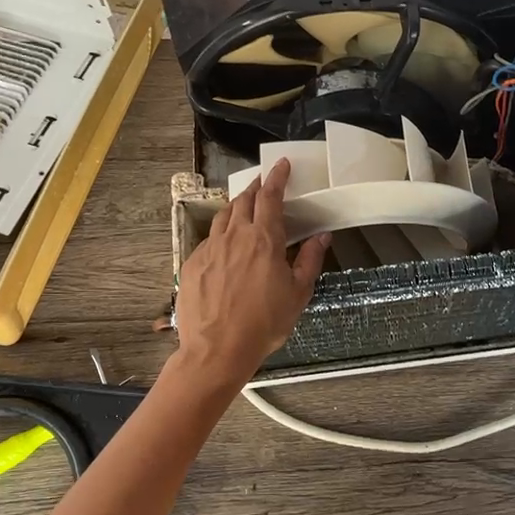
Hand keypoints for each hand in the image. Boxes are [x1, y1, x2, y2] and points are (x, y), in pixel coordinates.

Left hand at [173, 158, 329, 388]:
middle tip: (265, 182)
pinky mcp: (193, 264)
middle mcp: (234, 237)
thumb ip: (309, 260)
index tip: (281, 164)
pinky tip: (227, 243)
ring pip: (224, 216)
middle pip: (244, 200)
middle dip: (256, 187)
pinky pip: (210, 239)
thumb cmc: (264, 323)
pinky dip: (222, 232)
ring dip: (237, 205)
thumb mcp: (298, 294)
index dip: (277, 177)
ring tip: (245, 206)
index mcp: (263, 240)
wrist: (216, 350)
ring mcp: (210, 249)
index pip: (270, 197)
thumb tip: (322, 236)